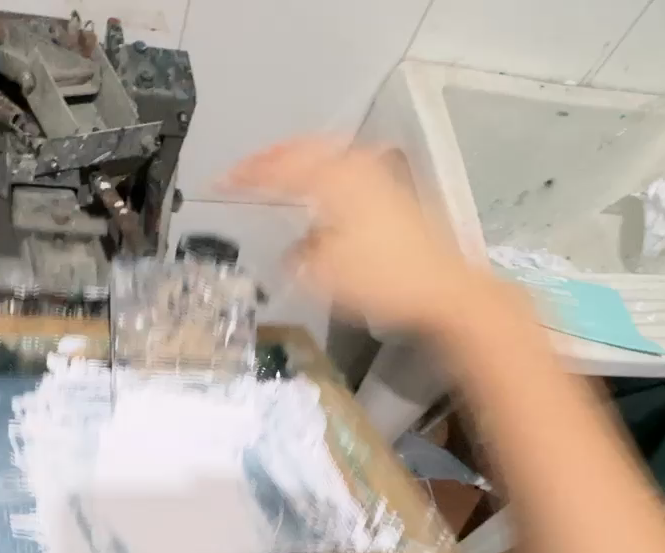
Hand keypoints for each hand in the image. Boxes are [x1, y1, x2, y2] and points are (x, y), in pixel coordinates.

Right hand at [220, 137, 530, 331]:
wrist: (444, 291)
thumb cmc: (384, 281)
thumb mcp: (326, 275)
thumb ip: (300, 258)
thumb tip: (291, 254)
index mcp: (335, 180)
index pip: (280, 169)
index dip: (246, 176)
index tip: (220, 183)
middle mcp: (359, 168)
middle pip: (307, 149)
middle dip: (274, 158)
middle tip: (247, 168)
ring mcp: (381, 179)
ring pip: (331, 157)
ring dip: (302, 162)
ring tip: (279, 173)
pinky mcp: (395, 197)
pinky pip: (348, 172)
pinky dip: (326, 175)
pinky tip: (323, 193)